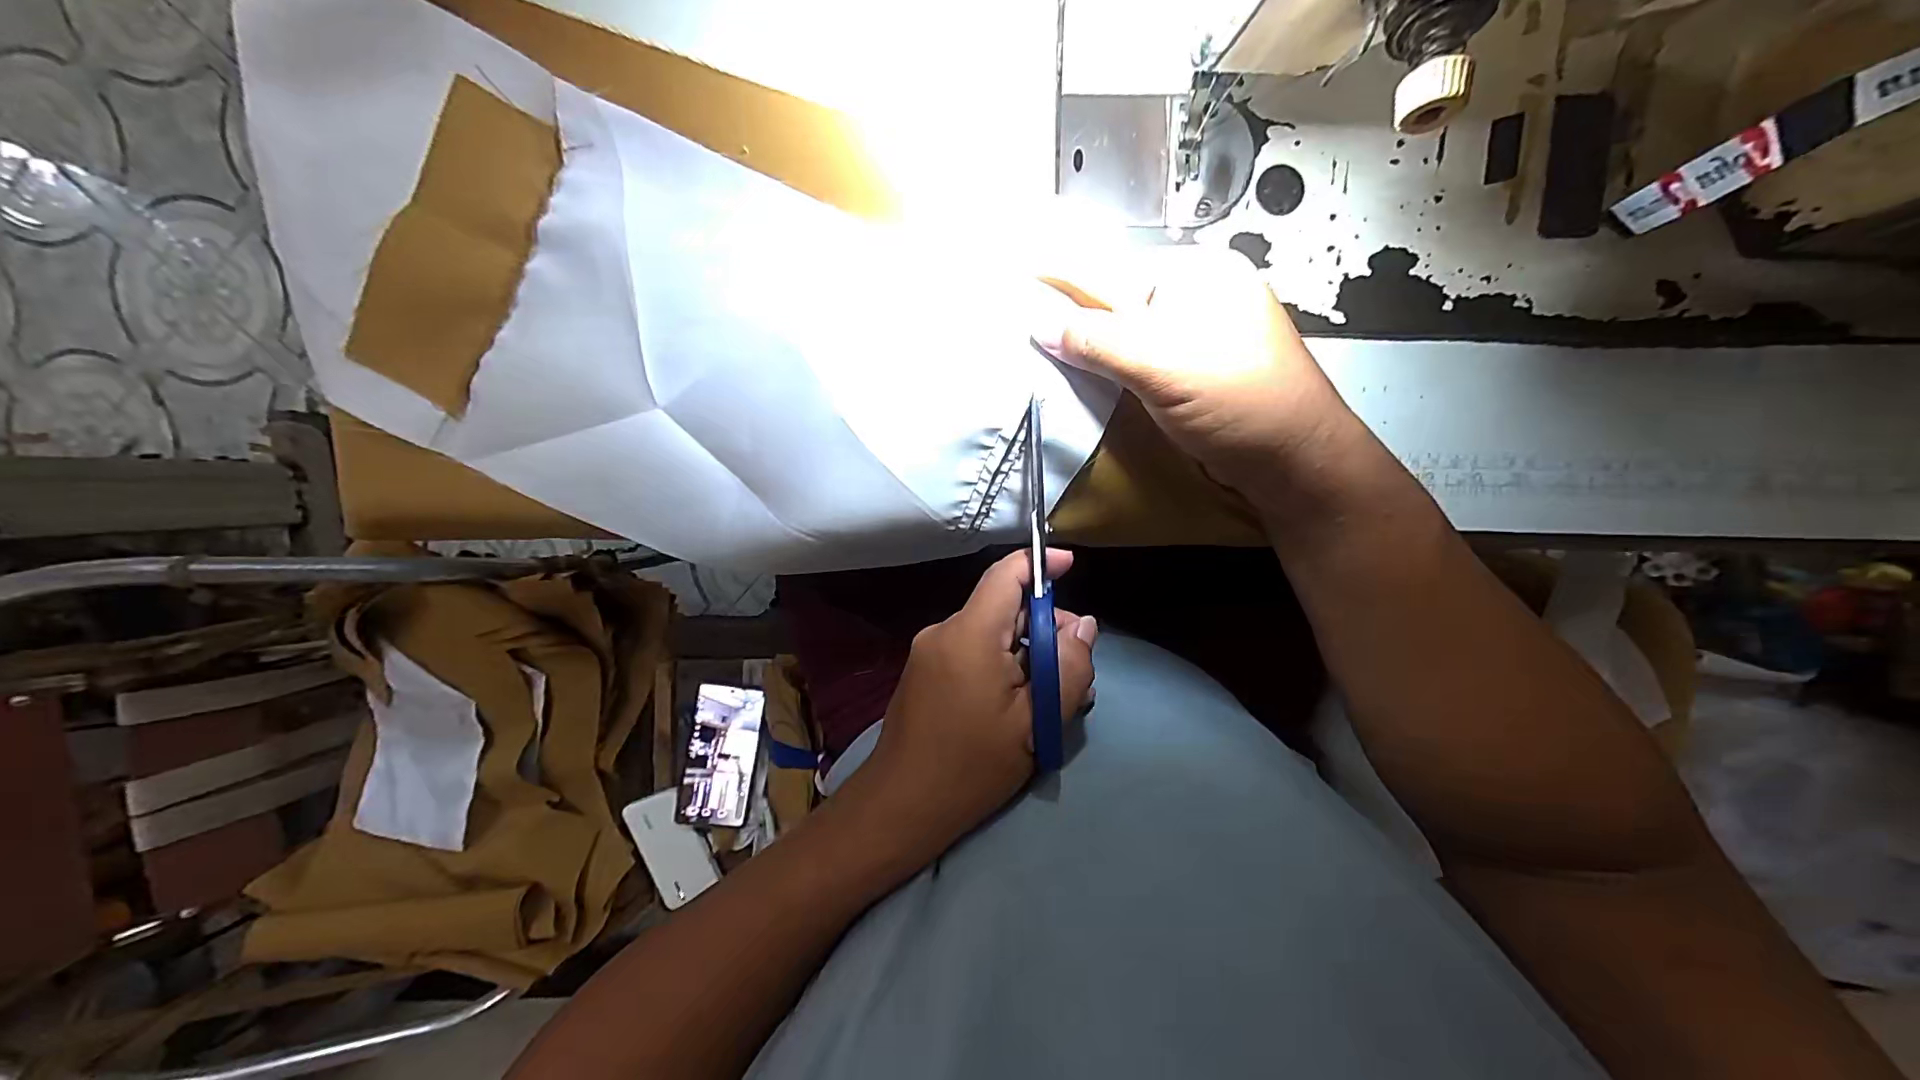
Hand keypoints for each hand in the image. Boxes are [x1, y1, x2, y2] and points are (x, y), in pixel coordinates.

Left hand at [847, 549, 1096, 862]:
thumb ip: (1068, 667)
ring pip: (991, 632)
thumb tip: (1083, 626)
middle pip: (1004, 606)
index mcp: (970, 633)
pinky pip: (972, 650)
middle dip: (1045, 627)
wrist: (901, 805)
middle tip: (1076, 671)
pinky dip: (1002, 664)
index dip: (1042, 564)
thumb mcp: (1035, 720)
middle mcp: (944, 631)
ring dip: (1026, 652)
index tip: (1073, 566)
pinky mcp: (924, 671)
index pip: (1006, 574)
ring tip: (1052, 698)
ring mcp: (929, 651)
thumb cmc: (972, 766)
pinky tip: (1019, 703)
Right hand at [1033, 245, 1361, 503]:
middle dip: (1076, 322)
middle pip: (1117, 303)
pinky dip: (1111, 372)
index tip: (1022, 292)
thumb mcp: (1164, 367)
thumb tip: (1042, 325)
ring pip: (1125, 337)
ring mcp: (1194, 338)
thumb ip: (1100, 341)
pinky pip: (1137, 363)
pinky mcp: (1190, 374)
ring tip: (1050, 359)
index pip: (1115, 269)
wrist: (1292, 465)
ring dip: (1092, 352)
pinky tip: (1090, 382)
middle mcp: (1196, 298)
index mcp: (1199, 275)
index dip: (1067, 284)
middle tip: (1031, 338)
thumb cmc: (1243, 407)